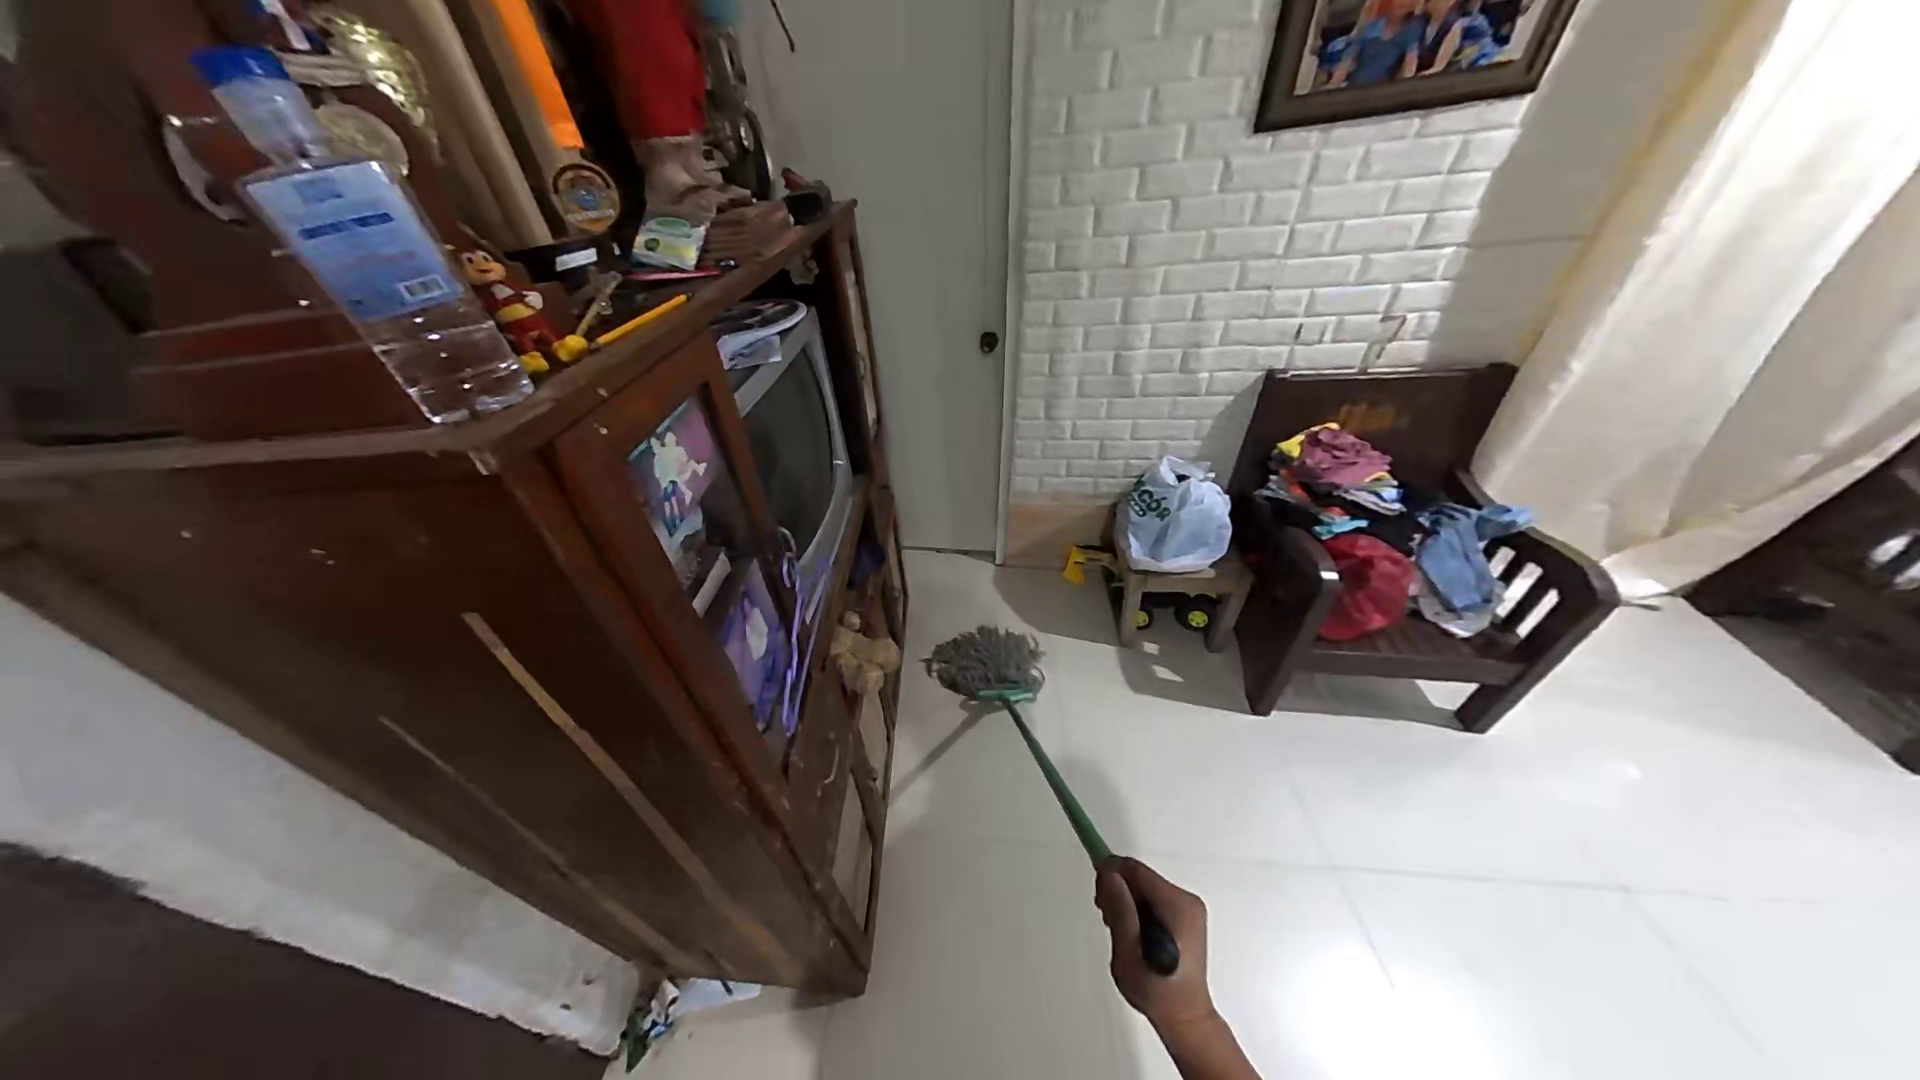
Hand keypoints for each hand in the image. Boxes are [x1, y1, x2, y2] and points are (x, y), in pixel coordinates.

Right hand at [1094, 856, 1214, 1030]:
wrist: (1184, 1016)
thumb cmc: (1158, 992)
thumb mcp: (1128, 953)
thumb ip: (1119, 911)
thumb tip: (1109, 876)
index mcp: (1177, 908)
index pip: (1136, 871)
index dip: (1112, 871)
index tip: (1096, 881)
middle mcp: (1187, 902)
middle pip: (1141, 877)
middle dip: (1118, 890)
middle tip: (1107, 915)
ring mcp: (1188, 908)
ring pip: (1144, 887)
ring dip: (1126, 901)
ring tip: (1120, 930)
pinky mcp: (1185, 915)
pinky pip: (1152, 898)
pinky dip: (1137, 908)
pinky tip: (1133, 931)